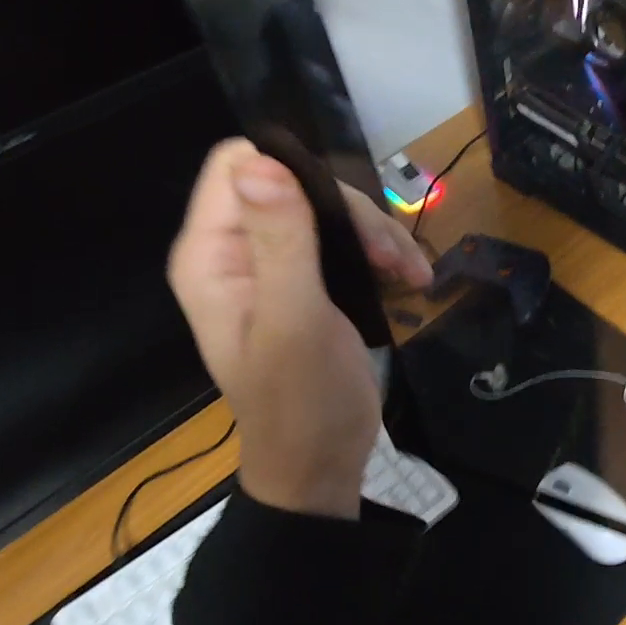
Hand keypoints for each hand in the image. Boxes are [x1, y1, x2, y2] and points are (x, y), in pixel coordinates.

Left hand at [166, 138, 431, 516]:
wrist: (321, 465)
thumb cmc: (301, 402)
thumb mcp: (293, 322)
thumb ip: (280, 243)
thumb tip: (262, 159)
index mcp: (213, 254)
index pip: (238, 165)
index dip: (295, 172)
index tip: (348, 215)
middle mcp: (239, 251)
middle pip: (297, 186)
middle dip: (354, 216)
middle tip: (394, 260)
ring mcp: (277, 267)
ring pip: (331, 212)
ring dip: (380, 236)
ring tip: (412, 276)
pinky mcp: (312, 284)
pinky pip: (348, 243)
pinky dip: (385, 256)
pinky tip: (412, 281)